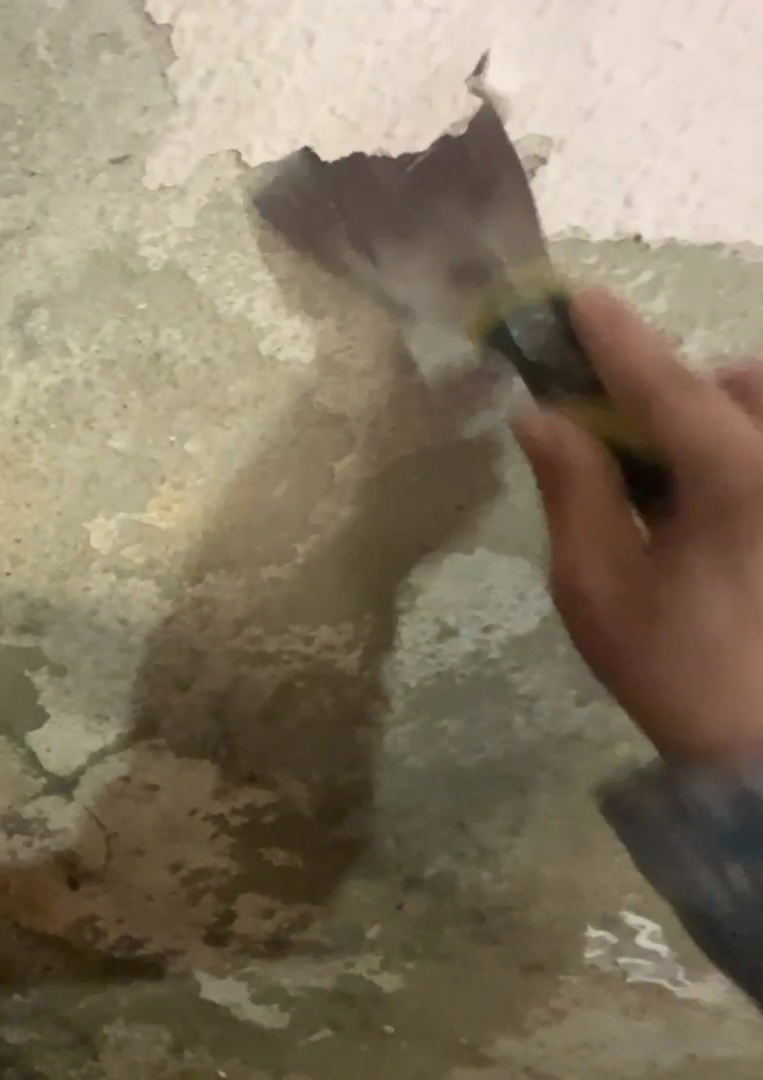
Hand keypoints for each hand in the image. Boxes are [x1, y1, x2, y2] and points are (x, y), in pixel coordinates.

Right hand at [512, 289, 762, 766]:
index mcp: (740, 488)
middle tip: (621, 439)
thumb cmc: (668, 660)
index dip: (618, 341)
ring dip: (715, 421)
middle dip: (680, 391)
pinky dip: (731, 454)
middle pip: (744, 387)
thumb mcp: (593, 580)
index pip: (671, 391)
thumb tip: (542, 418)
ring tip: (669, 482)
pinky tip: (704, 509)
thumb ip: (574, 489)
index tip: (578, 299)